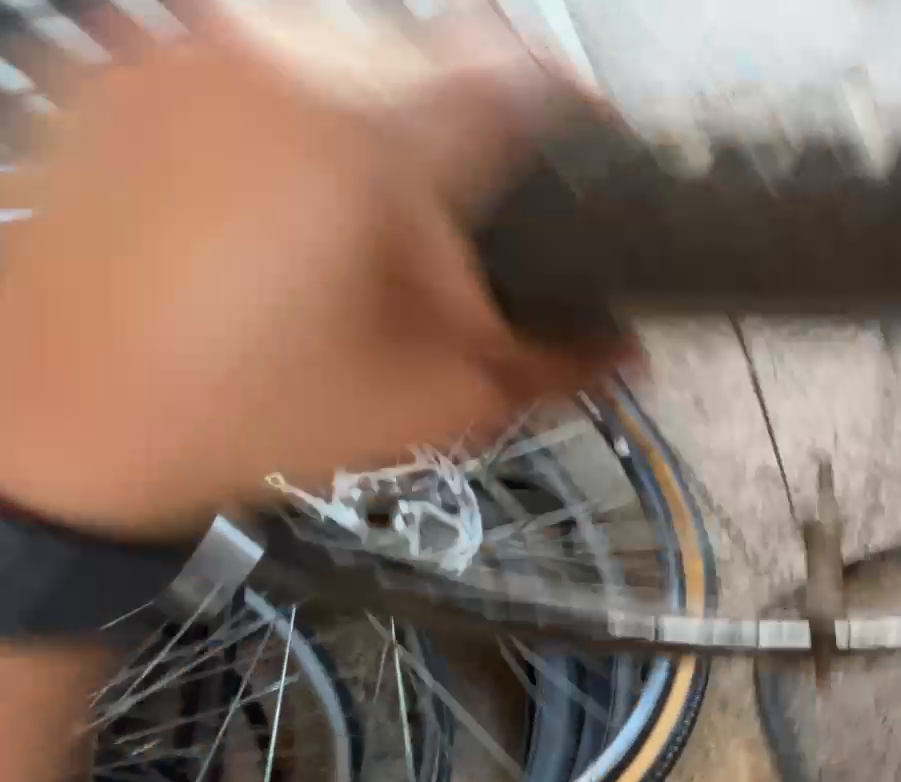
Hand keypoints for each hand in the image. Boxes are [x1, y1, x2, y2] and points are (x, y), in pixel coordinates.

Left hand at [0, 10, 609, 541]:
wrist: (58, 419)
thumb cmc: (271, 409)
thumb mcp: (452, 396)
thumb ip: (565, 363)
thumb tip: (637, 351)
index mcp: (373, 134)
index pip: (521, 65)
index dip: (581, 105)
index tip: (600, 154)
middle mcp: (278, 53)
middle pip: (441, 44)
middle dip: (491, 114)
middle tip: (504, 197)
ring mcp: (189, 44)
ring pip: (355, 37)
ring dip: (407, 102)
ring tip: (410, 192)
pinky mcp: (128, 59)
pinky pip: (271, 48)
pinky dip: (323, 97)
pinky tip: (319, 179)